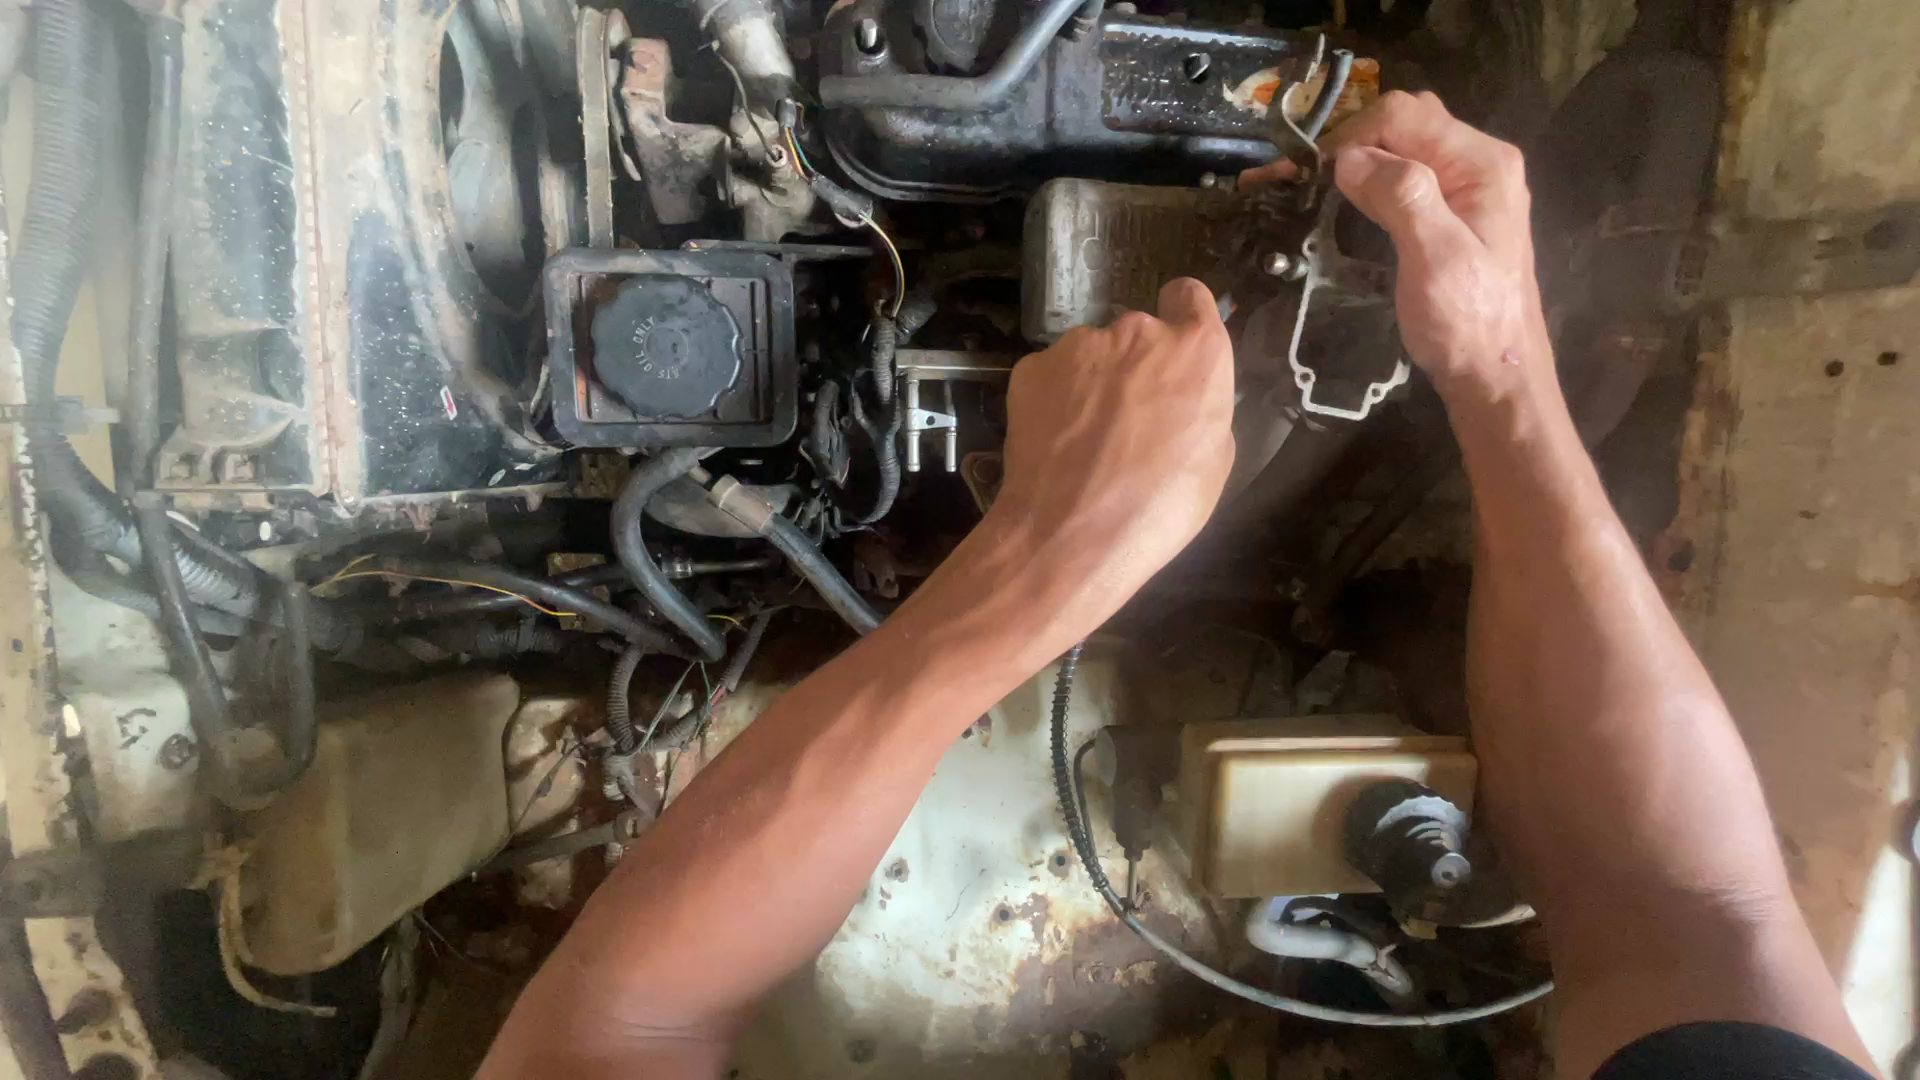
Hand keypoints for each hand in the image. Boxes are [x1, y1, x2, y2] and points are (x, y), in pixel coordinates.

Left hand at [980, 278, 1233, 622]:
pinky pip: (1050, 375)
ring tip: (1082, 437)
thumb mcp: (1213, 461)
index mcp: (1195, 350)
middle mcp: (1137, 332)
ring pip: (1089, 355)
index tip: (1173, 346)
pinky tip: (1053, 441)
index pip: (1188, 297)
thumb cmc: (1158, 509)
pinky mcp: (1031, 368)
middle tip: (1124, 417)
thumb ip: (1201, 406)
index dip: (1181, 320)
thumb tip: (1184, 398)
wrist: (1071, 534)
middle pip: (1137, 333)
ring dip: (1090, 381)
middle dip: (1133, 364)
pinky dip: (1052, 398)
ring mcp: (1078, 347)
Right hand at [1243, 91, 1554, 411]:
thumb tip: (1348, 159)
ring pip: (1400, 150)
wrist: (1493, 370)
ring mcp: (1464, 189)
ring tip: (1305, 189)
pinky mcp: (1449, 214)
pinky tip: (1341, 204)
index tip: (1302, 177)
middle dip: (1346, 144)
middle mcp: (1476, 164)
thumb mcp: (1434, 258)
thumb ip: (1401, 198)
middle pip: (1403, 125)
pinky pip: (1403, 179)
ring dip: (1352, 163)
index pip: (1403, 117)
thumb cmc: (1465, 321)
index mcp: (1479, 164)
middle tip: (1297, 182)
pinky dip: (1365, 183)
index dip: (1348, 138)